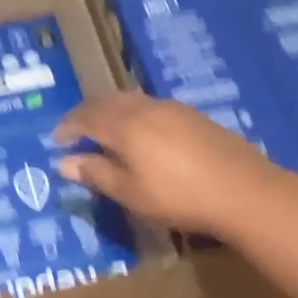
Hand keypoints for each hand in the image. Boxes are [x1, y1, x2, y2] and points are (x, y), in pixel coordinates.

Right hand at [52, 93, 293, 238]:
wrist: (241, 191)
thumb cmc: (177, 196)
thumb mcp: (129, 192)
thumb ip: (95, 173)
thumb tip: (64, 162)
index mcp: (125, 125)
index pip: (87, 116)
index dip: (68, 126)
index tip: (56, 140)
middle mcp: (146, 108)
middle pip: (109, 102)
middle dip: (88, 114)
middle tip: (76, 132)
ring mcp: (173, 109)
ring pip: (132, 101)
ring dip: (112, 113)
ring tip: (104, 133)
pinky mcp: (193, 117)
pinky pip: (151, 107)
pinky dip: (134, 116)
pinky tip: (139, 136)